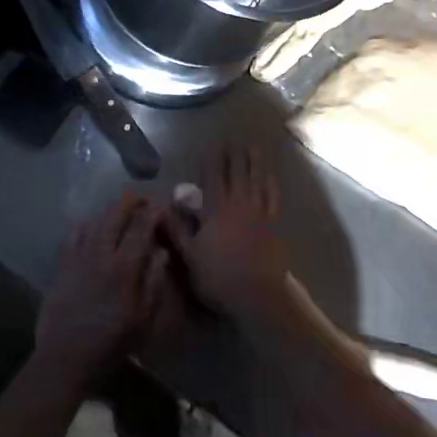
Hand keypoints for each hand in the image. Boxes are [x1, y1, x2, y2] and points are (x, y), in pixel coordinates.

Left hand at [35, 193, 168, 378]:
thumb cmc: (111, 341)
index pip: (141, 227)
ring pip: (95, 220)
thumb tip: (161, 251)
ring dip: (110, 211)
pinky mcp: (62, 265)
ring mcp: (78, 257)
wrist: (65, 358)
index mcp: (125, 267)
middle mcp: (102, 254)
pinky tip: (90, 225)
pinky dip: (85, 224)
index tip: (161, 206)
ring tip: (120, 209)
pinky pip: (73, 234)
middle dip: (131, 202)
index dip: (153, 212)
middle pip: (116, 215)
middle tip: (142, 200)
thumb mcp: (143, 317)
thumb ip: (154, 281)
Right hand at [159, 146, 291, 324]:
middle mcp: (239, 204)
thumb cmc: (218, 278)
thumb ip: (176, 230)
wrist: (257, 295)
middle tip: (233, 141)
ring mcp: (260, 212)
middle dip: (234, 155)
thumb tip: (161, 208)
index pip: (213, 177)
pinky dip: (271, 183)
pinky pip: (274, 196)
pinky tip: (270, 175)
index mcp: (216, 210)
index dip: (212, 160)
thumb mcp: (189, 257)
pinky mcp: (275, 223)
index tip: (212, 146)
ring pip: (257, 179)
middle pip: (237, 173)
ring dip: (255, 162)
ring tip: (253, 147)